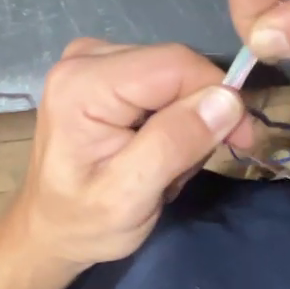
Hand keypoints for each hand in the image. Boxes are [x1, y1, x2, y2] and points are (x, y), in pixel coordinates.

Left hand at [0, 39, 253, 281]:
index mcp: (84, 83)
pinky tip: (154, 150)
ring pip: (174, 76)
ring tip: (166, 167)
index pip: (176, 64)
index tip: (241, 140)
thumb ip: (174, 144)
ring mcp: (93, 61)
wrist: (48, 230)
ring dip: (186, 122)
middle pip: (176, 67)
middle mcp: (85, 58)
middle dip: (199, 115)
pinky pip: (162, 83)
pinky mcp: (104, 72)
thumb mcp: (131, 196)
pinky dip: (172, 119)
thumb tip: (227, 98)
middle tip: (188, 168)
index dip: (219, 96)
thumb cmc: (84, 223)